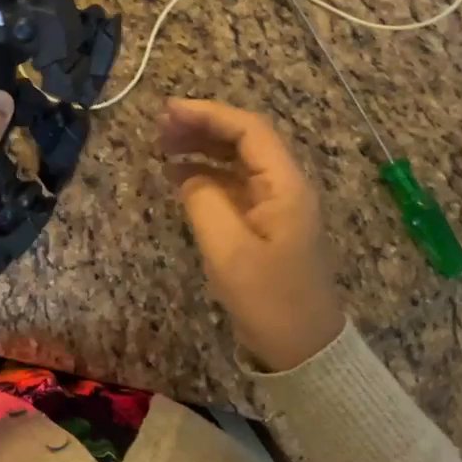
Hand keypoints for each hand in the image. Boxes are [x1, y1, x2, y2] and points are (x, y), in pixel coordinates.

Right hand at [159, 98, 344, 371]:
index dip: (208, 114)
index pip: (249, 130)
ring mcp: (275, 205)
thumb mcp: (229, 251)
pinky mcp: (264, 224)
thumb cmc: (269, 299)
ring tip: (162, 145)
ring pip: (237, 160)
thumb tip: (186, 174)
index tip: (167, 111)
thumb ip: (203, 201)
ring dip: (202, 146)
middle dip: (202, 126)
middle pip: (244, 139)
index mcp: (286, 186)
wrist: (303, 349)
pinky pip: (233, 184)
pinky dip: (204, 172)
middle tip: (158, 127)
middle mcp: (285, 187)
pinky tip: (177, 175)